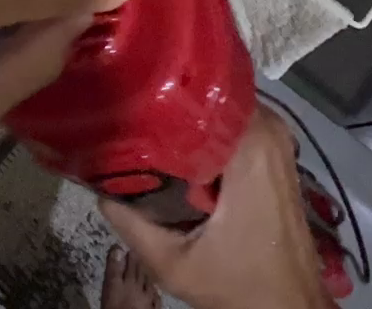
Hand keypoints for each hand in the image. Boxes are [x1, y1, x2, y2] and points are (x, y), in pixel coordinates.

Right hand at [101, 108, 334, 308]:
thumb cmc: (240, 284)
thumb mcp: (174, 263)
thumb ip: (130, 221)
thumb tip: (96, 181)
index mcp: (249, 145)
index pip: (198, 87)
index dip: (160, 86)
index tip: (127, 90)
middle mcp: (267, 128)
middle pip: (206, 89)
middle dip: (168, 97)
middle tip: (129, 105)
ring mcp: (275, 136)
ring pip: (217, 102)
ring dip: (184, 111)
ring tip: (145, 119)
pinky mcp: (273, 149)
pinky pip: (231, 118)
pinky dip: (203, 126)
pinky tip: (173, 141)